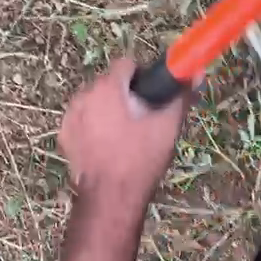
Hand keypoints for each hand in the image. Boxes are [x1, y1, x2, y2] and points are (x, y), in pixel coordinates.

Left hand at [57, 59, 191, 216]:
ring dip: (107, 110)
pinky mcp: (64, 133)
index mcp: (108, 86)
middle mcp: (85, 93)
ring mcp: (71, 114)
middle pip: (109, 83)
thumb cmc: (140, 158)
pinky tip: (106, 147)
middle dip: (124, 95)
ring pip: (95, 101)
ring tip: (124, 137)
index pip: (126, 64)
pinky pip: (82, 120)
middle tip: (140, 120)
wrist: (111, 196)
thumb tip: (195, 73)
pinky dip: (92, 126)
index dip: (142, 77)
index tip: (150, 97)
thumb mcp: (167, 127)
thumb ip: (180, 96)